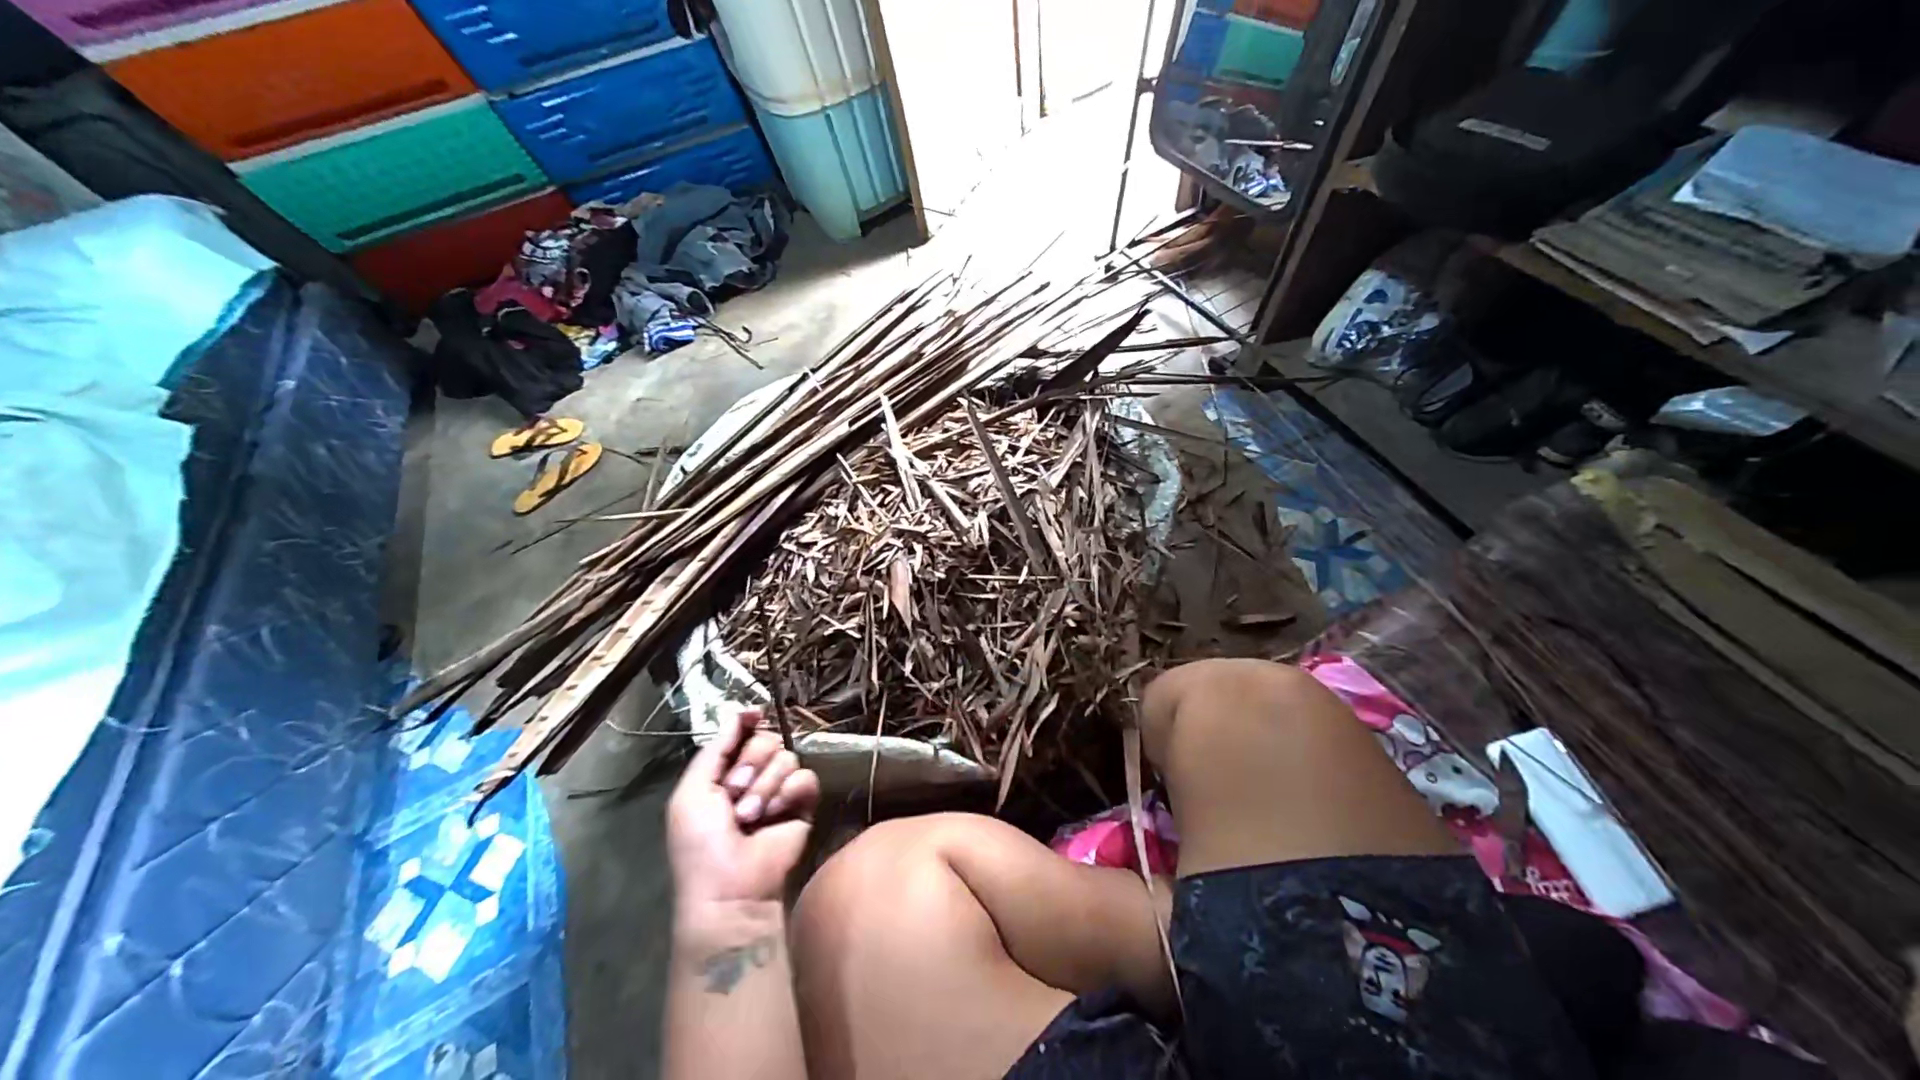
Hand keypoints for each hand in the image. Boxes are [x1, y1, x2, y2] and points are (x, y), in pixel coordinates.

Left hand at [667, 708, 820, 914]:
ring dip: (765, 786)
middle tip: (735, 794)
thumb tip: (742, 712)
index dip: (748, 722)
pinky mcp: (804, 804)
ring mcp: (780, 790)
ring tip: (751, 817)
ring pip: (786, 757)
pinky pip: (805, 777)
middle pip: (767, 740)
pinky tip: (777, 814)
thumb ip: (716, 749)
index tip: (754, 715)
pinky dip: (789, 793)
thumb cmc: (701, 843)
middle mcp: (754, 776)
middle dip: (750, 764)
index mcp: (724, 772)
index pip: (743, 732)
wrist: (731, 886)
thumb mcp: (692, 792)